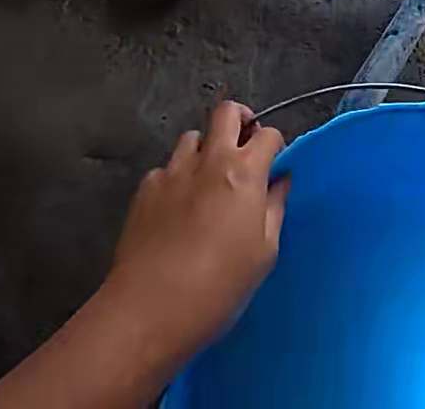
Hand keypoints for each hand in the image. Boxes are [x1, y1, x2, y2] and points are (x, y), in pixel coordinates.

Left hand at [104, 101, 289, 366]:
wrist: (147, 312)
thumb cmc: (218, 286)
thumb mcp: (264, 252)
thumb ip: (275, 208)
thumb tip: (279, 181)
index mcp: (244, 171)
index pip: (268, 134)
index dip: (275, 145)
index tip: (273, 165)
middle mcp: (210, 160)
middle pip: (226, 112)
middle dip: (241, 119)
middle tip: (243, 145)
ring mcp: (173, 171)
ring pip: (193, 137)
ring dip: (205, 149)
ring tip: (207, 178)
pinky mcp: (145, 189)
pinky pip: (166, 169)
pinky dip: (176, 178)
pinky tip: (176, 208)